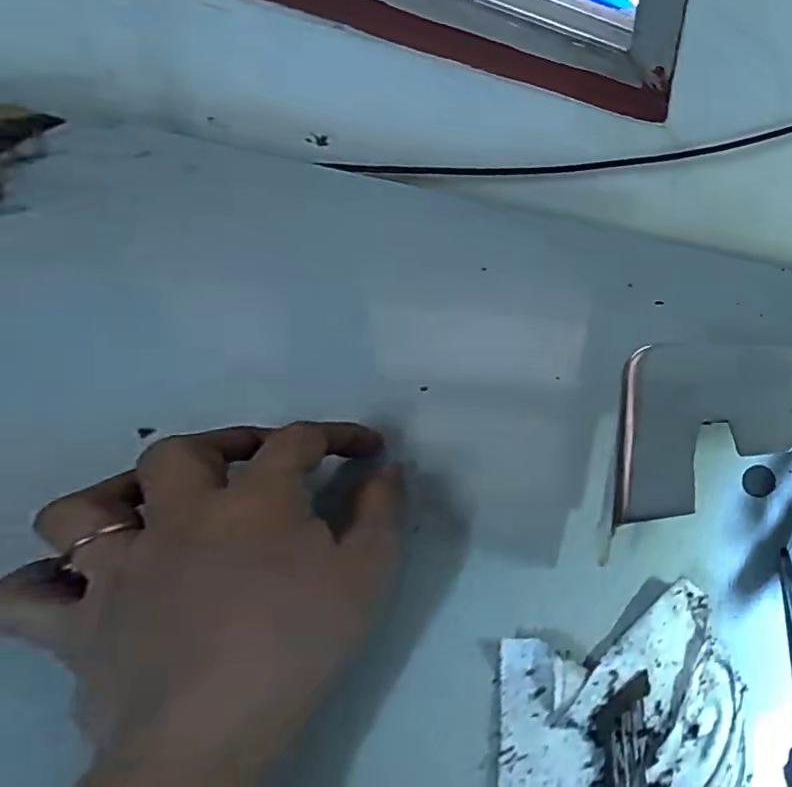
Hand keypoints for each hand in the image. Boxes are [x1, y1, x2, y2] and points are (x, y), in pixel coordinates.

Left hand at [0, 423, 403, 786]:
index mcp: (256, 502)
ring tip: (158, 506)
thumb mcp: (374, 564)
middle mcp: (177, 522)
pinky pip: (24, 594)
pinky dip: (46, 577)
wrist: (212, 730)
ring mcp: (112, 574)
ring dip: (118, 496)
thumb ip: (381, 508)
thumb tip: (382, 470)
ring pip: (78, 511)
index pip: (295, 440)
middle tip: (259, 459)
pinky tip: (84, 578)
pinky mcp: (70, 628)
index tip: (368, 449)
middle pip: (175, 453)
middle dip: (223, 444)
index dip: (337, 434)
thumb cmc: (307, 635)